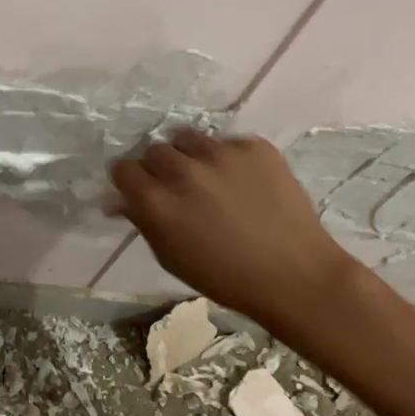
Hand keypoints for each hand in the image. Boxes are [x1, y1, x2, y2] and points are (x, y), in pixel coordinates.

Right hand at [110, 129, 362, 328]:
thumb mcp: (171, 257)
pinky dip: (227, 158)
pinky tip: (242, 182)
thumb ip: (142, 222)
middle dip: (159, 167)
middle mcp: (183, 170)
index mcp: (157, 201)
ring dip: (190, 155)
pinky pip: (227, 142)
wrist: (296, 275)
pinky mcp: (254, 147)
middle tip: (177, 187)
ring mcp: (221, 154)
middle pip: (154, 150)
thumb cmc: (225, 277)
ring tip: (208, 177)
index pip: (122, 168)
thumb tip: (118, 200)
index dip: (129, 180)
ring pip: (187, 138)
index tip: (140, 190)